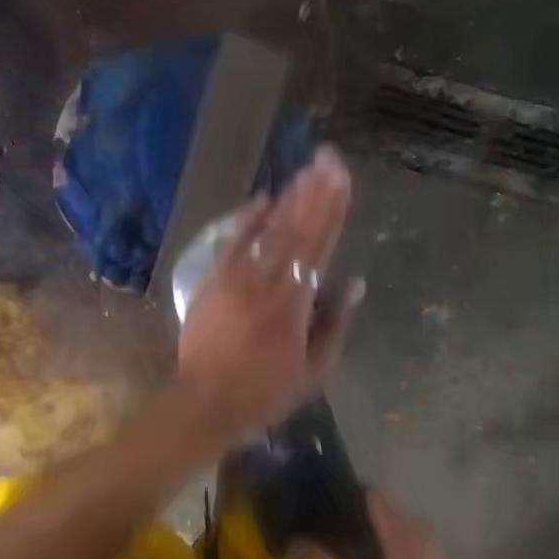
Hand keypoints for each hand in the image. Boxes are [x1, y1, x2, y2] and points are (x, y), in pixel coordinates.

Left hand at [174, 146, 359, 441]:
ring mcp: (236, 278)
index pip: (319, 246)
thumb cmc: (264, 391)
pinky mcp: (212, 279)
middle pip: (295, 229)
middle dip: (314, 192)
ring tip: (306, 171)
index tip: (342, 179)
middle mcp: (267, 282)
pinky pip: (233, 242)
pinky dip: (248, 219)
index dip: (332, 210)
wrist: (205, 399)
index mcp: (295, 304)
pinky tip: (263, 198)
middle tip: (328, 159)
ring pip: (267, 231)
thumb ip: (333, 323)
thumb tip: (353, 282)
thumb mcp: (313, 370)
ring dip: (288, 199)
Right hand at [293, 491, 490, 558]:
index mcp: (402, 530)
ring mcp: (427, 547)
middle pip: (375, 506)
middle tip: (315, 524)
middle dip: (346, 512)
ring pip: (386, 524)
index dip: (339, 491)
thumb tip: (291, 541)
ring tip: (329, 542)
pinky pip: (396, 539)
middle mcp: (417, 529)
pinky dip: (376, 544)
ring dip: (360, 530)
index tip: (312, 498)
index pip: (367, 492)